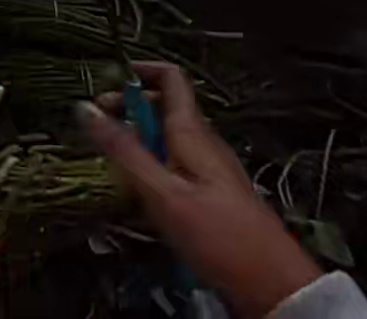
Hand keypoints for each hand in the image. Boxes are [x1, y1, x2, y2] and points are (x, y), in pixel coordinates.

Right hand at [79, 63, 321, 318]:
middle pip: (160, 105)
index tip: (105, 82)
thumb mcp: (162, 193)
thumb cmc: (222, 239)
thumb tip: (83, 106)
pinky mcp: (211, 194)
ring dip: (133, 138)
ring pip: (163, 135)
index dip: (138, 70)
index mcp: (193, 134)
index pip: (170, 79)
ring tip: (111, 161)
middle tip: (97, 128)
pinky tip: (136, 188)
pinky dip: (147, 161)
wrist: (284, 298)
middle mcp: (203, 144)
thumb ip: (121, 148)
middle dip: (124, 108)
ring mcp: (210, 170)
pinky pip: (171, 160)